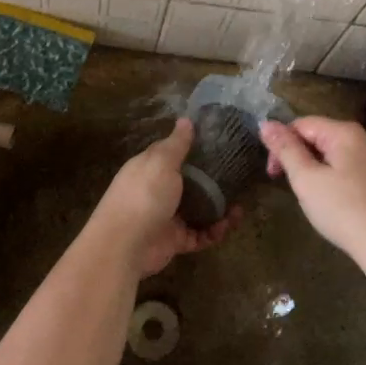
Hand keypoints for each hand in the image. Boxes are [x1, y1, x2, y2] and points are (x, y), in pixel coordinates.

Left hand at [91, 118, 239, 276]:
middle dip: (211, 183)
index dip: (193, 149)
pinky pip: (199, 235)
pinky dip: (214, 232)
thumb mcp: (161, 162)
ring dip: (218, 210)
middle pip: (188, 183)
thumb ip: (176, 144)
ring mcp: (166, 217)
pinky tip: (228, 225)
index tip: (219, 145)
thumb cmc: (144, 195)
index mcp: (150, 168)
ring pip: (197, 211)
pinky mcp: (174, 241)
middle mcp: (158, 191)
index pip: (172, 154)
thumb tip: (185, 119)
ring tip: (240, 208)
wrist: (125, 245)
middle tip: (237, 178)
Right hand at [260, 117, 365, 265]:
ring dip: (311, 169)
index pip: (301, 124)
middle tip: (289, 186)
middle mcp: (360, 137)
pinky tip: (328, 200)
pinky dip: (328, 177)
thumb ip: (285, 149)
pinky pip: (343, 166)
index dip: (281, 144)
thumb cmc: (342, 210)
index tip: (273, 174)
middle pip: (316, 136)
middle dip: (296, 157)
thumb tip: (266, 123)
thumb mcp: (306, 179)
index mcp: (344, 132)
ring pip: (328, 153)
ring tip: (308, 195)